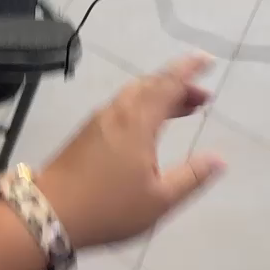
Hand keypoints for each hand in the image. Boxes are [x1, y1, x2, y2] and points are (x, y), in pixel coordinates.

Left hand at [34, 56, 225, 248]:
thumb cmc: (109, 207)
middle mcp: (116, 113)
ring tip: (185, 108)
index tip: (207, 59)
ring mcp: (98, 121)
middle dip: (177, 84)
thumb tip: (220, 158)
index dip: (188, 69)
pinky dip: (143, 105)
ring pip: (133, 95)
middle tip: (203, 97)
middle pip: (149, 85)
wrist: (50, 211)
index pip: (167, 84)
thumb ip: (192, 176)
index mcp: (136, 122)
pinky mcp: (86, 133)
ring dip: (159, 95)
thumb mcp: (160, 200)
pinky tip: (150, 125)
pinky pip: (121, 106)